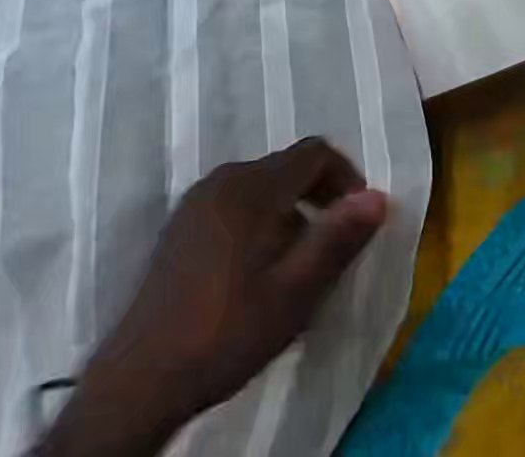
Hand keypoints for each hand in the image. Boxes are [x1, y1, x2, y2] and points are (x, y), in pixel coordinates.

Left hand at [35, 138, 387, 456]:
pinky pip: (237, 201)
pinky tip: (262, 268)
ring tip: (303, 264)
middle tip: (337, 245)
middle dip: (321, 195)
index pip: (313, 152)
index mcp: (250, 186)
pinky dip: (263, 218)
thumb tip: (378, 197)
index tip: (361, 218)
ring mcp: (198, 198)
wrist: (146, 372)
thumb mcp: (295, 292)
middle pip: (287, 166)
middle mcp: (222, 178)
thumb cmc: (228, 331)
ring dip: (293, 210)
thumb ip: (337, 239)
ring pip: (262, 185)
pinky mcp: (185, 221)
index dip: (347, 177)